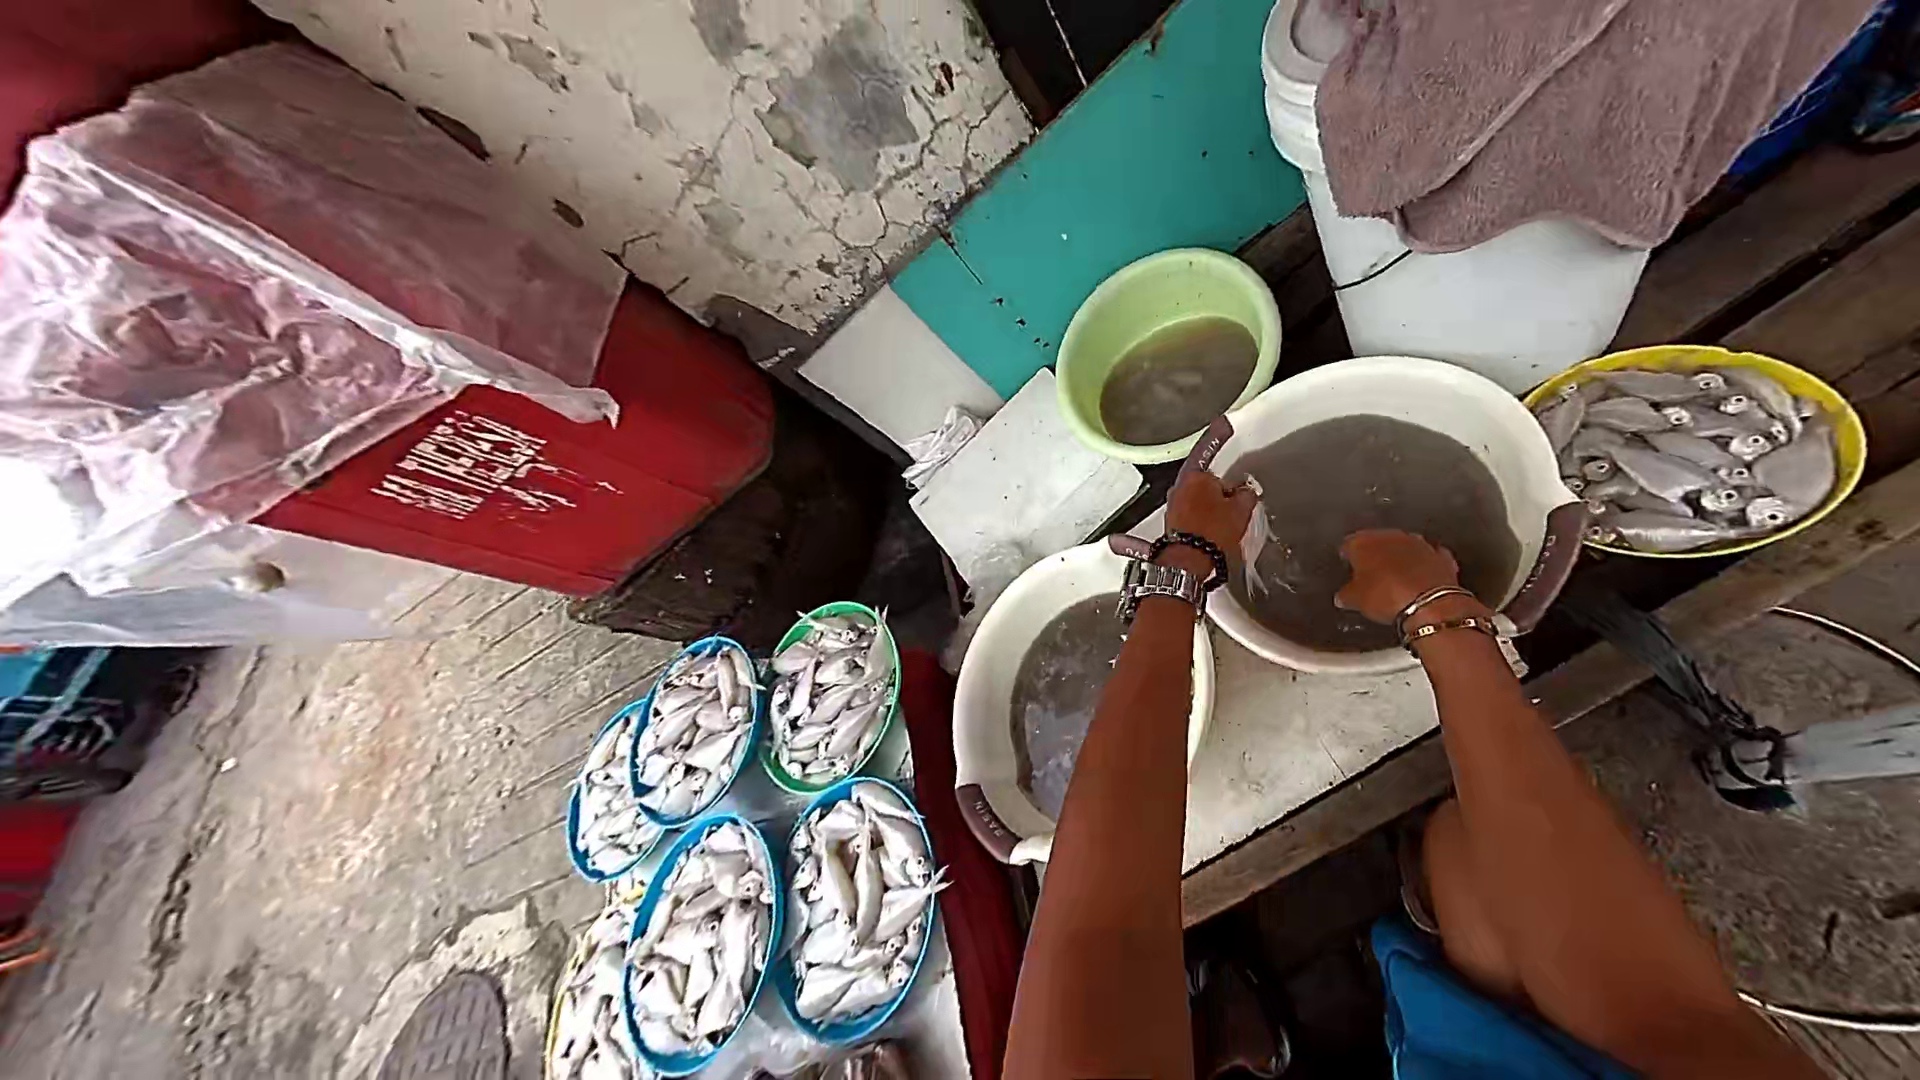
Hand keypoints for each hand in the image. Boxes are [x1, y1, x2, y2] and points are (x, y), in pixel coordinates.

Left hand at [1165, 470, 1257, 554]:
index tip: (1236, 491)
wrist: (1191, 558)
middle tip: (1231, 510)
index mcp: (1195, 476)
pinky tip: (1208, 533)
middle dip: (1216, 496)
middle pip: (1203, 487)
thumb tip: (1246, 492)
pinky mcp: (1169, 523)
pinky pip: (1187, 517)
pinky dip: (1197, 522)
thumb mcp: (1242, 509)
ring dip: (1205, 509)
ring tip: (1220, 524)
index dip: (1229, 484)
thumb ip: (1247, 494)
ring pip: (1194, 502)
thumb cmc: (1212, 532)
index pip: (1216, 472)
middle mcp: (1179, 488)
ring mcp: (1172, 505)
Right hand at [1335, 529, 1464, 623]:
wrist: (1430, 604)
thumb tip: (1343, 596)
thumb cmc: (1384, 596)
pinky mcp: (1443, 556)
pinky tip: (1420, 576)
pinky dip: (1424, 565)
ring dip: (1399, 556)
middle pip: (1377, 541)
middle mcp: (1390, 536)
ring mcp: (1419, 543)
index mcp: (1363, 542)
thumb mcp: (1354, 600)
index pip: (1348, 544)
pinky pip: (1428, 557)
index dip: (1346, 556)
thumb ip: (1346, 594)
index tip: (1346, 566)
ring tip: (1395, 575)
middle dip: (1374, 554)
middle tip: (1370, 572)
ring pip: (1403, 546)